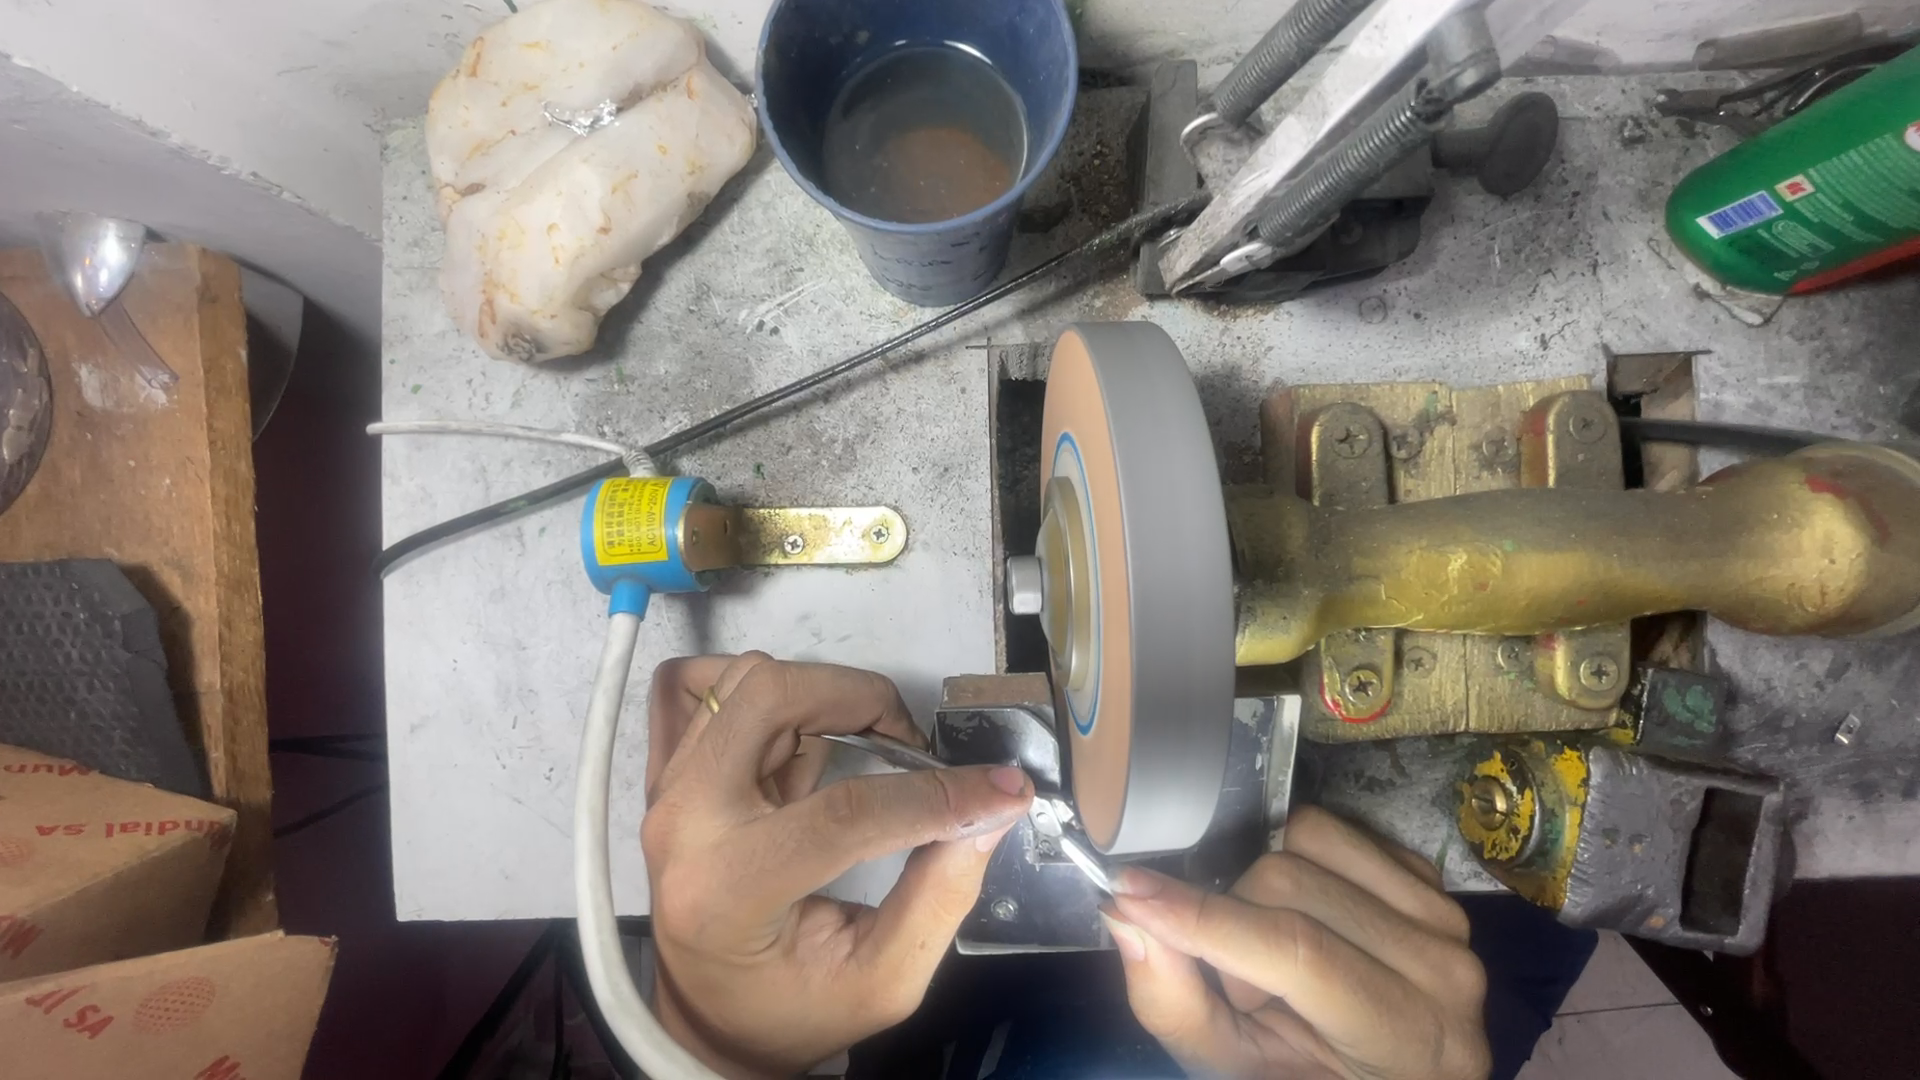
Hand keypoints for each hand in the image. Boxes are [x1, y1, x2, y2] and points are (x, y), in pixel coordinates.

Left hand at [641, 653, 1032, 1078]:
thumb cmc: (795, 1006)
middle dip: (862, 700)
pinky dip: (767, 692)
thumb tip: (997, 801)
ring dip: (821, 696)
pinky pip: (707, 685)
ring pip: (746, 680)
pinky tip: (796, 735)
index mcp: (730, 892)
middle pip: (771, 696)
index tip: (1002, 786)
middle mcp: (684, 822)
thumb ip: (942, 892)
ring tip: (856, 748)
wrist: (710, 1014)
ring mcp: (668, 787)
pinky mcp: (671, 768)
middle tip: (909, 744)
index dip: (935, 793)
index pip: (843, 813)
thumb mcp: (883, 980)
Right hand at [1103, 806, 1489, 1079]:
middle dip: (1231, 918)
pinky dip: (1289, 853)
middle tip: (1237, 972)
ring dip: (1258, 882)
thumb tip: (1125, 913)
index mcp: (1405, 1038)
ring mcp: (1442, 914)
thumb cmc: (1303, 1075)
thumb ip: (1174, 1003)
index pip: (1297, 952)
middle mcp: (1443, 969)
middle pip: (1289, 881)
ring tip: (1271, 941)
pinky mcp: (1425, 874)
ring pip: (1306, 836)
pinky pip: (1327, 825)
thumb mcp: (1233, 1067)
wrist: (1391, 1074)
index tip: (1128, 892)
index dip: (1204, 918)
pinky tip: (1302, 908)